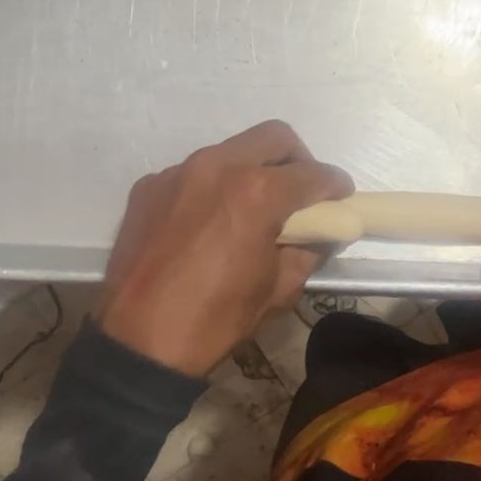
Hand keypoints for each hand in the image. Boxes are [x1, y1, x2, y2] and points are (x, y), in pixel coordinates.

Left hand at [101, 121, 352, 376]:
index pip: (313, 173)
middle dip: (298, 160)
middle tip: (301, 193)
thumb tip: (320, 234)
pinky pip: (192, 174)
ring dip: (252, 170)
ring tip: (251, 210)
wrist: (139, 344)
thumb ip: (307, 251)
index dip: (336, 186)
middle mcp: (218, 167)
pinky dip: (212, 188)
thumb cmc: (217, 319)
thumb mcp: (280, 290)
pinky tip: (208, 224)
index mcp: (257, 193)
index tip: (341, 199)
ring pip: (230, 151)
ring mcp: (178, 173)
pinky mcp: (148, 188)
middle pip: (274, 137)